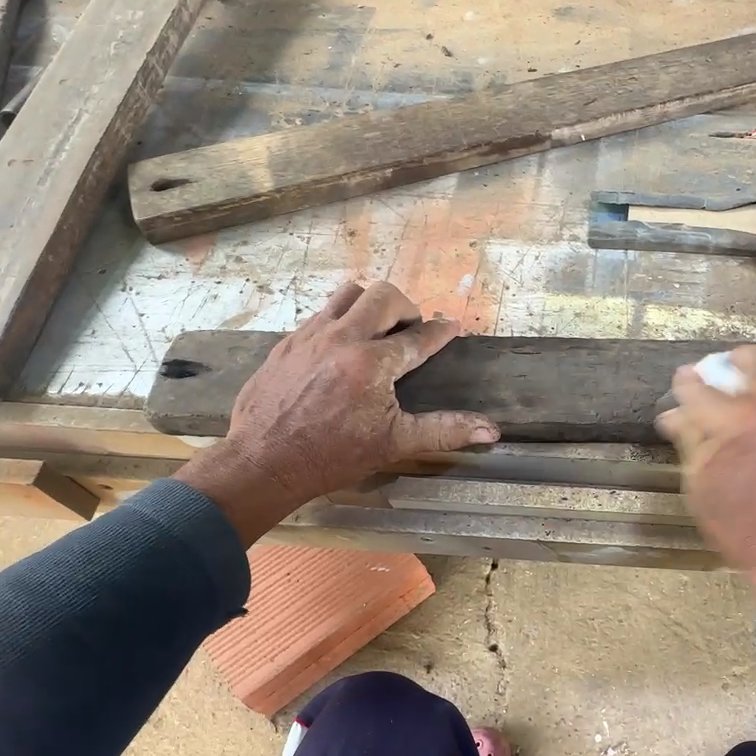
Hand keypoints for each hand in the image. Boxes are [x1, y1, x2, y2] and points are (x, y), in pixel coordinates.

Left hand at [174, 281, 499, 543]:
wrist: (264, 462)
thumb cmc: (334, 456)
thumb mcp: (395, 444)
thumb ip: (445, 430)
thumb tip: (491, 430)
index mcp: (372, 364)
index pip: (418, 337)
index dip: (441, 331)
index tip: (453, 326)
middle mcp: (342, 339)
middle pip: (383, 296)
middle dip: (406, 308)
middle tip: (412, 330)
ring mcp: (310, 336)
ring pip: (348, 294)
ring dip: (371, 305)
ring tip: (378, 330)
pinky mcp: (288, 343)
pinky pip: (321, 314)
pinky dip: (342, 320)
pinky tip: (344, 347)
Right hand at [655, 346, 755, 597]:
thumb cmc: (739, 526)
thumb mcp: (700, 487)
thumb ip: (690, 442)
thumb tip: (675, 415)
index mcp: (734, 421)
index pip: (699, 387)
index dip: (685, 384)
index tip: (682, 384)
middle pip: (749, 360)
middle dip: (728, 365)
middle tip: (722, 379)